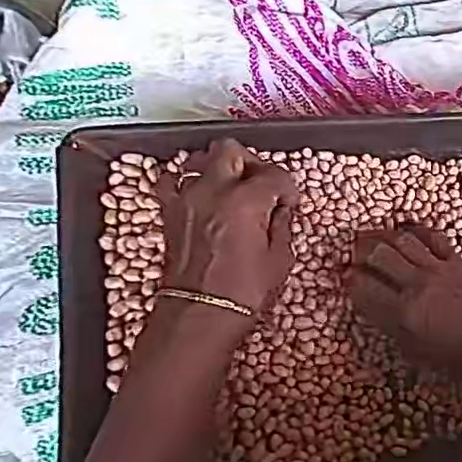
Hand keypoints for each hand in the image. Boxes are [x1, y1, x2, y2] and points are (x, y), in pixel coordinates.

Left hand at [157, 139, 296, 314]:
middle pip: (231, 150)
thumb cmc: (245, 289)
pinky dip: (189, 181)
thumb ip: (282, 224)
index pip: (274, 174)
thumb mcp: (280, 257)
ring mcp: (186, 198)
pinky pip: (174, 180)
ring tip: (234, 190)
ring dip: (221, 168)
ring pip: (201, 159)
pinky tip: (204, 196)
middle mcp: (213, 190)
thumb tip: (280, 210)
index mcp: (246, 200)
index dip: (288, 188)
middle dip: (252, 163)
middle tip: (263, 185)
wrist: (201, 312)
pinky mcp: (170, 211)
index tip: (290, 204)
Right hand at [346, 225, 461, 370]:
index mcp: (405, 312)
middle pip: (379, 255)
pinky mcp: (455, 260)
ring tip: (367, 236)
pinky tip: (404, 229)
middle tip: (349, 251)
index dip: (349, 280)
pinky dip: (416, 230)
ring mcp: (438, 269)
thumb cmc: (453, 348)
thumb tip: (367, 304)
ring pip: (403, 241)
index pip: (365, 288)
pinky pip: (433, 237)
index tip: (343, 276)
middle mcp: (418, 285)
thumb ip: (388, 325)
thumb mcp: (413, 348)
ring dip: (380, 235)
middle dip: (359, 251)